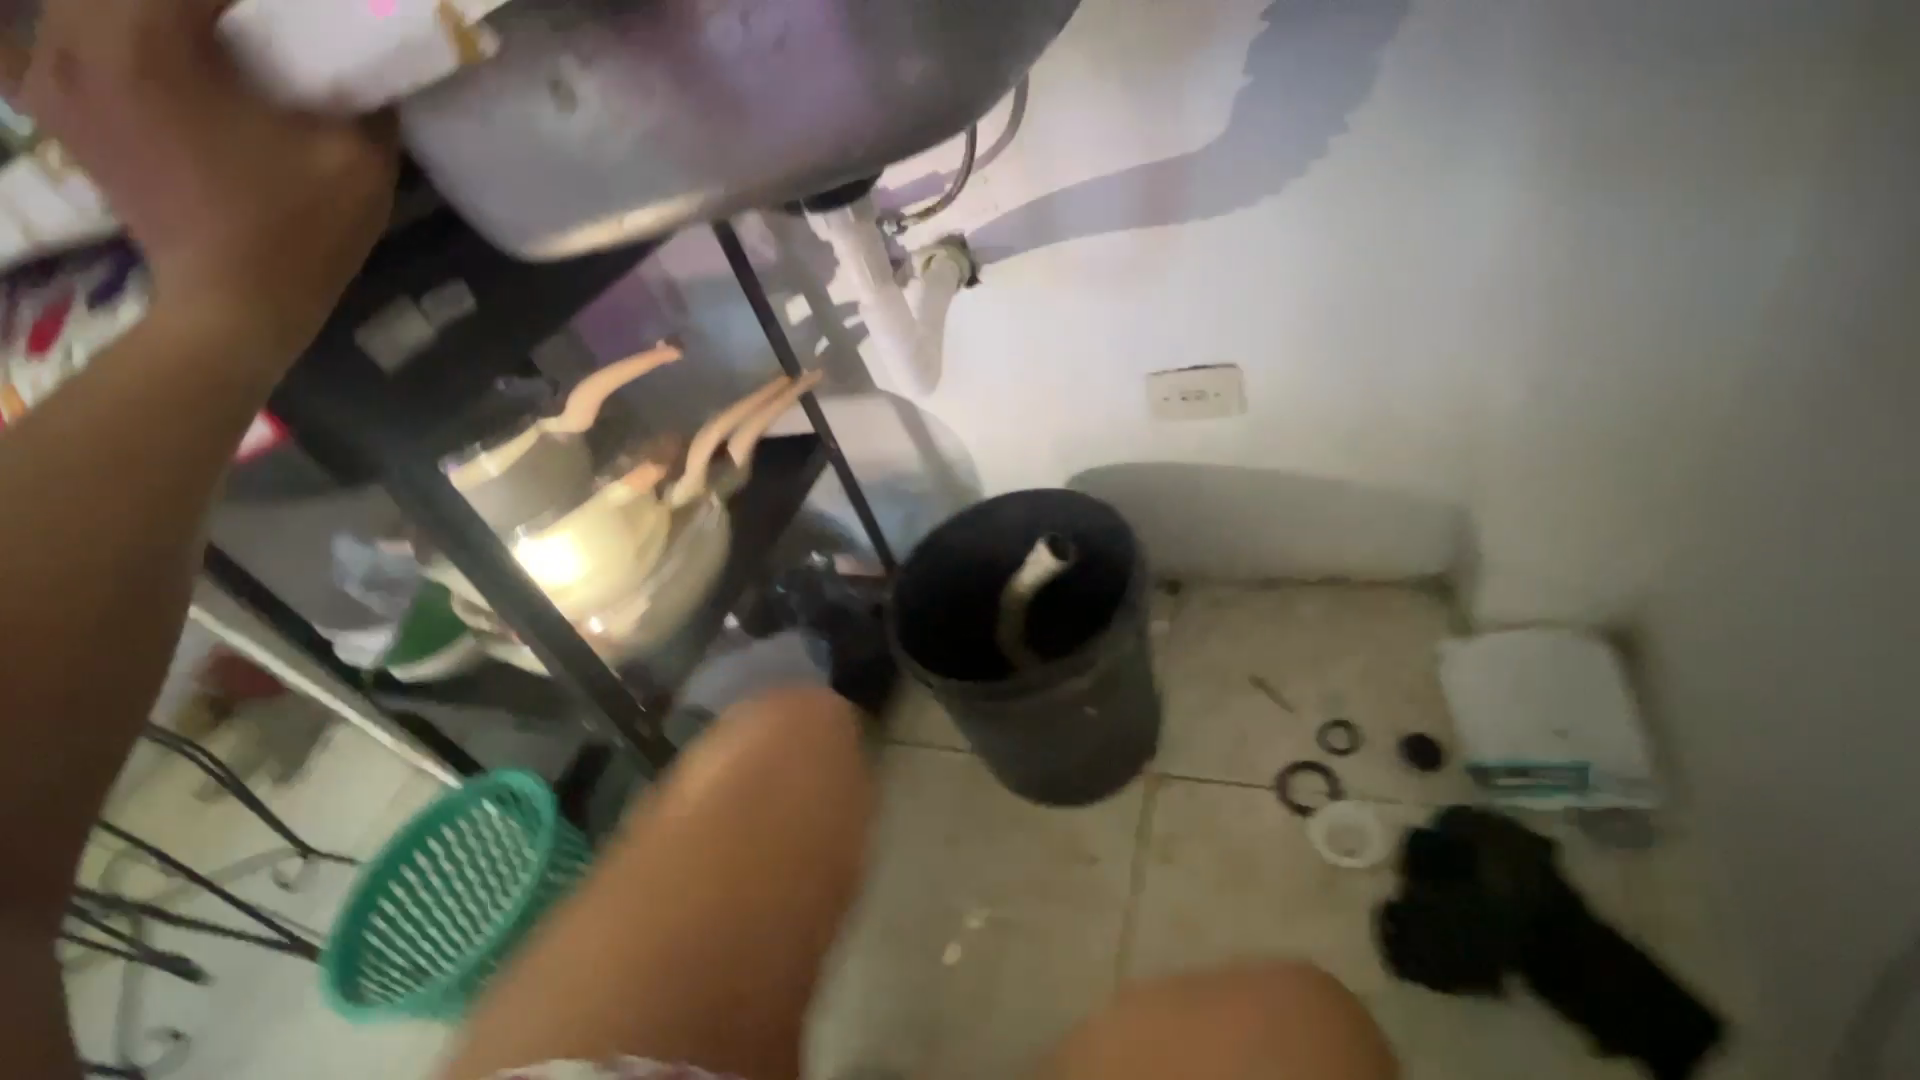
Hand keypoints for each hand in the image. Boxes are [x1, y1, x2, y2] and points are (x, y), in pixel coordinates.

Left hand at [15, 0, 397, 361]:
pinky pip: (49, 34)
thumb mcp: (360, 159)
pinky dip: (93, 33)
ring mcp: (52, 73)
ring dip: (155, 14)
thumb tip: (361, 63)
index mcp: (149, 44)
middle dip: (206, 6)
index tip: (299, 19)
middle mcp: (77, 42)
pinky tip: (137, 55)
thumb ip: (362, 96)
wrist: (237, 304)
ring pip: (90, 3)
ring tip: (214, 40)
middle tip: (256, 26)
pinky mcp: (54, 104)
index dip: (259, 3)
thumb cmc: (301, 232)